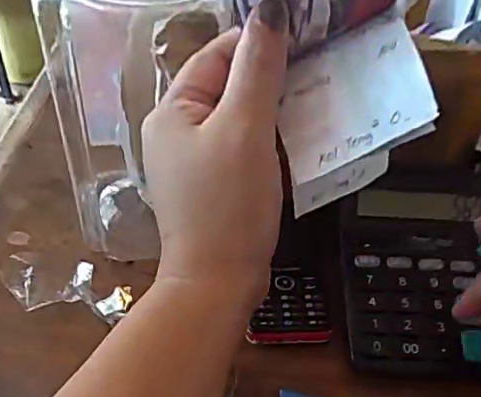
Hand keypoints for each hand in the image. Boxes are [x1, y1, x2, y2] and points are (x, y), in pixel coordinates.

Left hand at [140, 3, 287, 309]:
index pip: (216, 55)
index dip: (257, 47)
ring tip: (303, 122)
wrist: (218, 286)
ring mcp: (191, 172)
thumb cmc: (228, 210)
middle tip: (308, 87)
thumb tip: (270, 10)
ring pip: (235, 128)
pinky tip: (286, 161)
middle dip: (266, 87)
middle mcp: (174, 137)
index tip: (299, 49)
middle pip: (225, 92)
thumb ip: (257, 70)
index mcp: (172, 112)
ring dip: (269, 122)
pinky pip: (239, 160)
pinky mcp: (210, 199)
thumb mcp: (245, 131)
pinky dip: (264, 154)